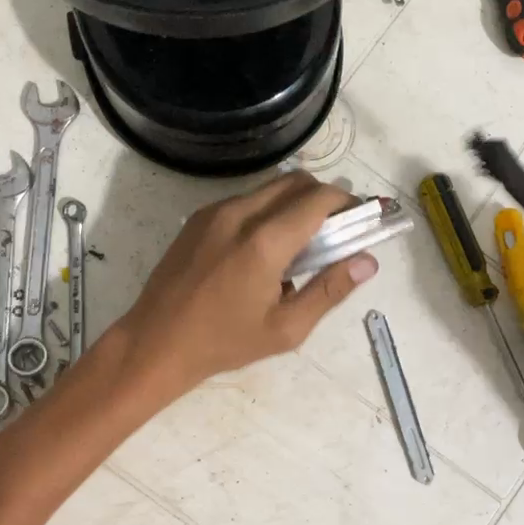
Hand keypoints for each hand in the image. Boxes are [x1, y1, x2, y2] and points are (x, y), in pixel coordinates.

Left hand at [113, 171, 378, 396]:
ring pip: (270, 188)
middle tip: (335, 232)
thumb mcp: (286, 328)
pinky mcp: (198, 217)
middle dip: (323, 198)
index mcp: (265, 242)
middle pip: (296, 182)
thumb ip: (330, 290)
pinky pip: (245, 200)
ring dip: (294, 203)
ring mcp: (215, 212)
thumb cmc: (225, 342)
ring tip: (299, 245)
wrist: (156, 342)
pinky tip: (264, 250)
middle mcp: (240, 214)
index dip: (347, 202)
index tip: (361, 220)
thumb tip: (367, 261)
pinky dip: (267, 211)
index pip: (319, 199)